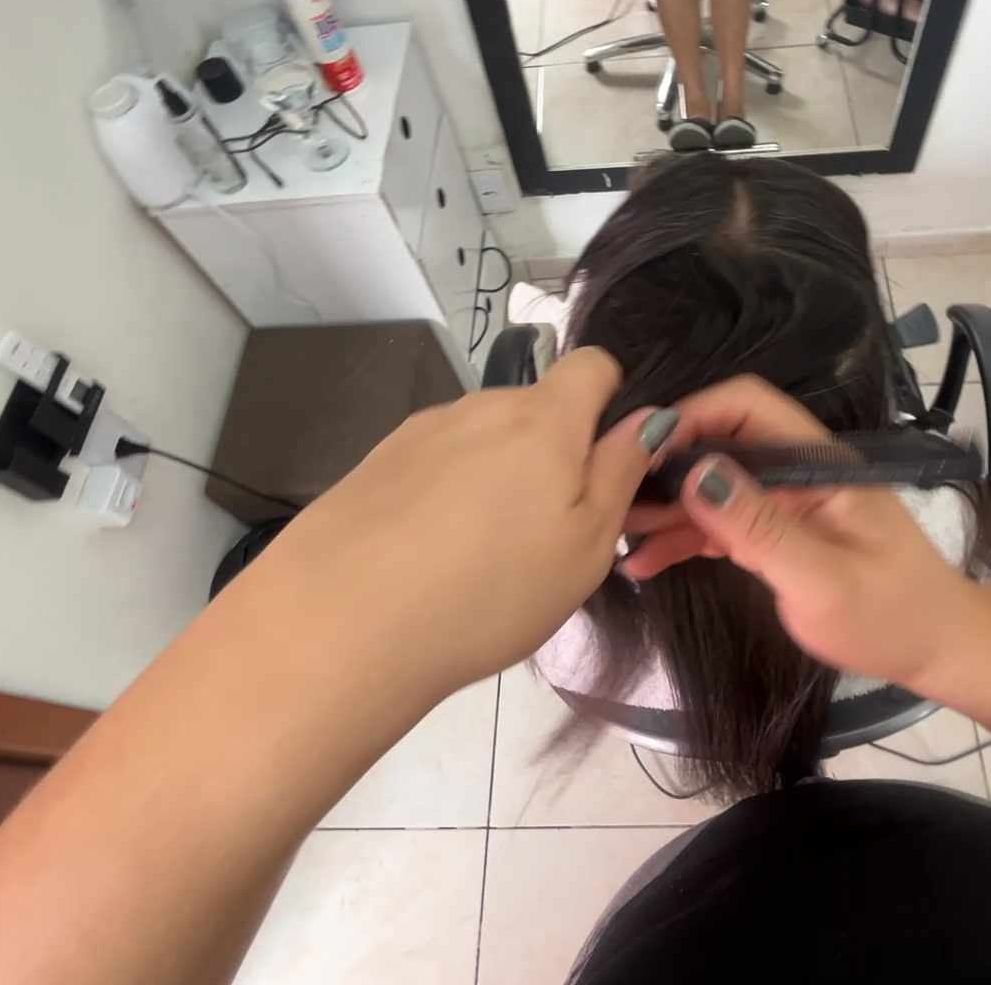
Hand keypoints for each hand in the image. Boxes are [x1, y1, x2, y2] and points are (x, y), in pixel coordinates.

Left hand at [233, 348, 677, 696]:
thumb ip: (621, 470)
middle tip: (549, 529)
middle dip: (557, 452)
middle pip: (539, 408)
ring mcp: (424, 428)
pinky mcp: (379, 458)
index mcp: (543, 418)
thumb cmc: (491, 590)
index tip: (606, 462)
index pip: (594, 364)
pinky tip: (435, 548)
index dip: (613, 400)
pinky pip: (442, 458)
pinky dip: (455, 488)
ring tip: (485, 550)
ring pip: (489, 436)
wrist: (343, 625)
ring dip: (504, 472)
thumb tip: (647, 418)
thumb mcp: (586, 544)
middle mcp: (482, 405)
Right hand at [621, 376, 977, 684]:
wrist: (934, 651)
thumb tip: (697, 473)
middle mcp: (795, 472)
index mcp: (816, 463)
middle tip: (616, 498)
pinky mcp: (775, 534)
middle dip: (666, 467)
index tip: (647, 452)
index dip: (694, 415)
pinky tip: (645, 560)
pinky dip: (683, 539)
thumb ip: (761, 527)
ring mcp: (783, 503)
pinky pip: (720, 525)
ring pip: (711, 488)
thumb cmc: (892, 615)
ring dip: (666, 508)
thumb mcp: (824, 579)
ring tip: (617, 531)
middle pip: (719, 445)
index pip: (747, 406)